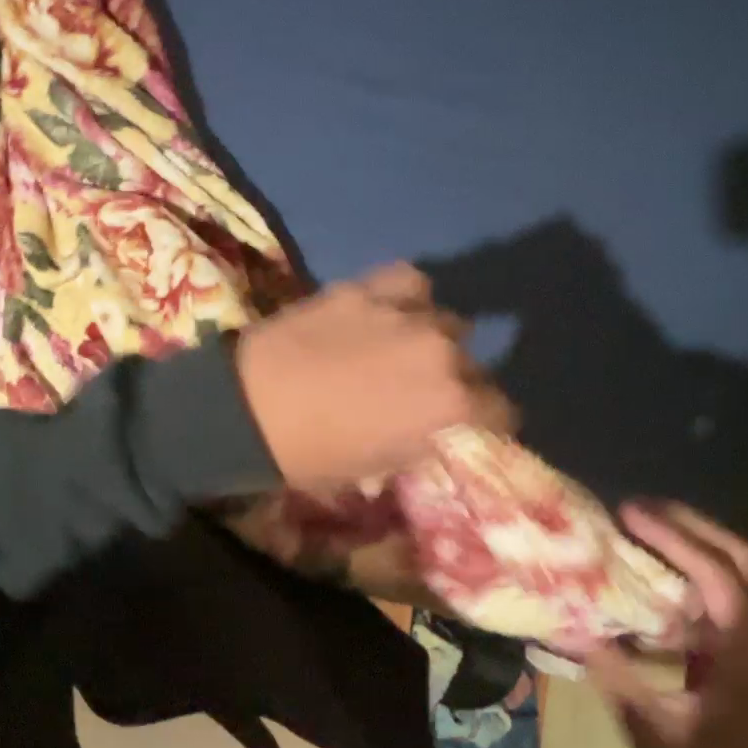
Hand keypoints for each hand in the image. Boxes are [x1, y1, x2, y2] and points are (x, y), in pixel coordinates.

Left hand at [233, 262, 514, 492]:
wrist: (247, 408)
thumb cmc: (310, 454)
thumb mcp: (376, 466)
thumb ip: (418, 441)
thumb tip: (428, 429)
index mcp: (452, 407)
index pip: (500, 411)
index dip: (484, 421)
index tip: (464, 427)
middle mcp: (442, 354)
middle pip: (472, 364)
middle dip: (455, 380)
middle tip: (418, 392)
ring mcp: (405, 315)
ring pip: (446, 321)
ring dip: (432, 338)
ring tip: (400, 349)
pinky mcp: (367, 288)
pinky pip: (409, 281)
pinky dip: (406, 296)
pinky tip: (390, 310)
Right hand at [583, 501, 747, 747]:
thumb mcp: (651, 728)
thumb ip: (613, 675)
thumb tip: (568, 626)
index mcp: (744, 654)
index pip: (718, 579)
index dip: (675, 541)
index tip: (628, 514)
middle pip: (739, 560)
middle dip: (689, 525)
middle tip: (635, 507)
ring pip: (737, 570)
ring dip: (692, 540)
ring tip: (641, 524)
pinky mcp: (743, 646)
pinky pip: (724, 590)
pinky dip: (691, 566)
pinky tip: (652, 568)